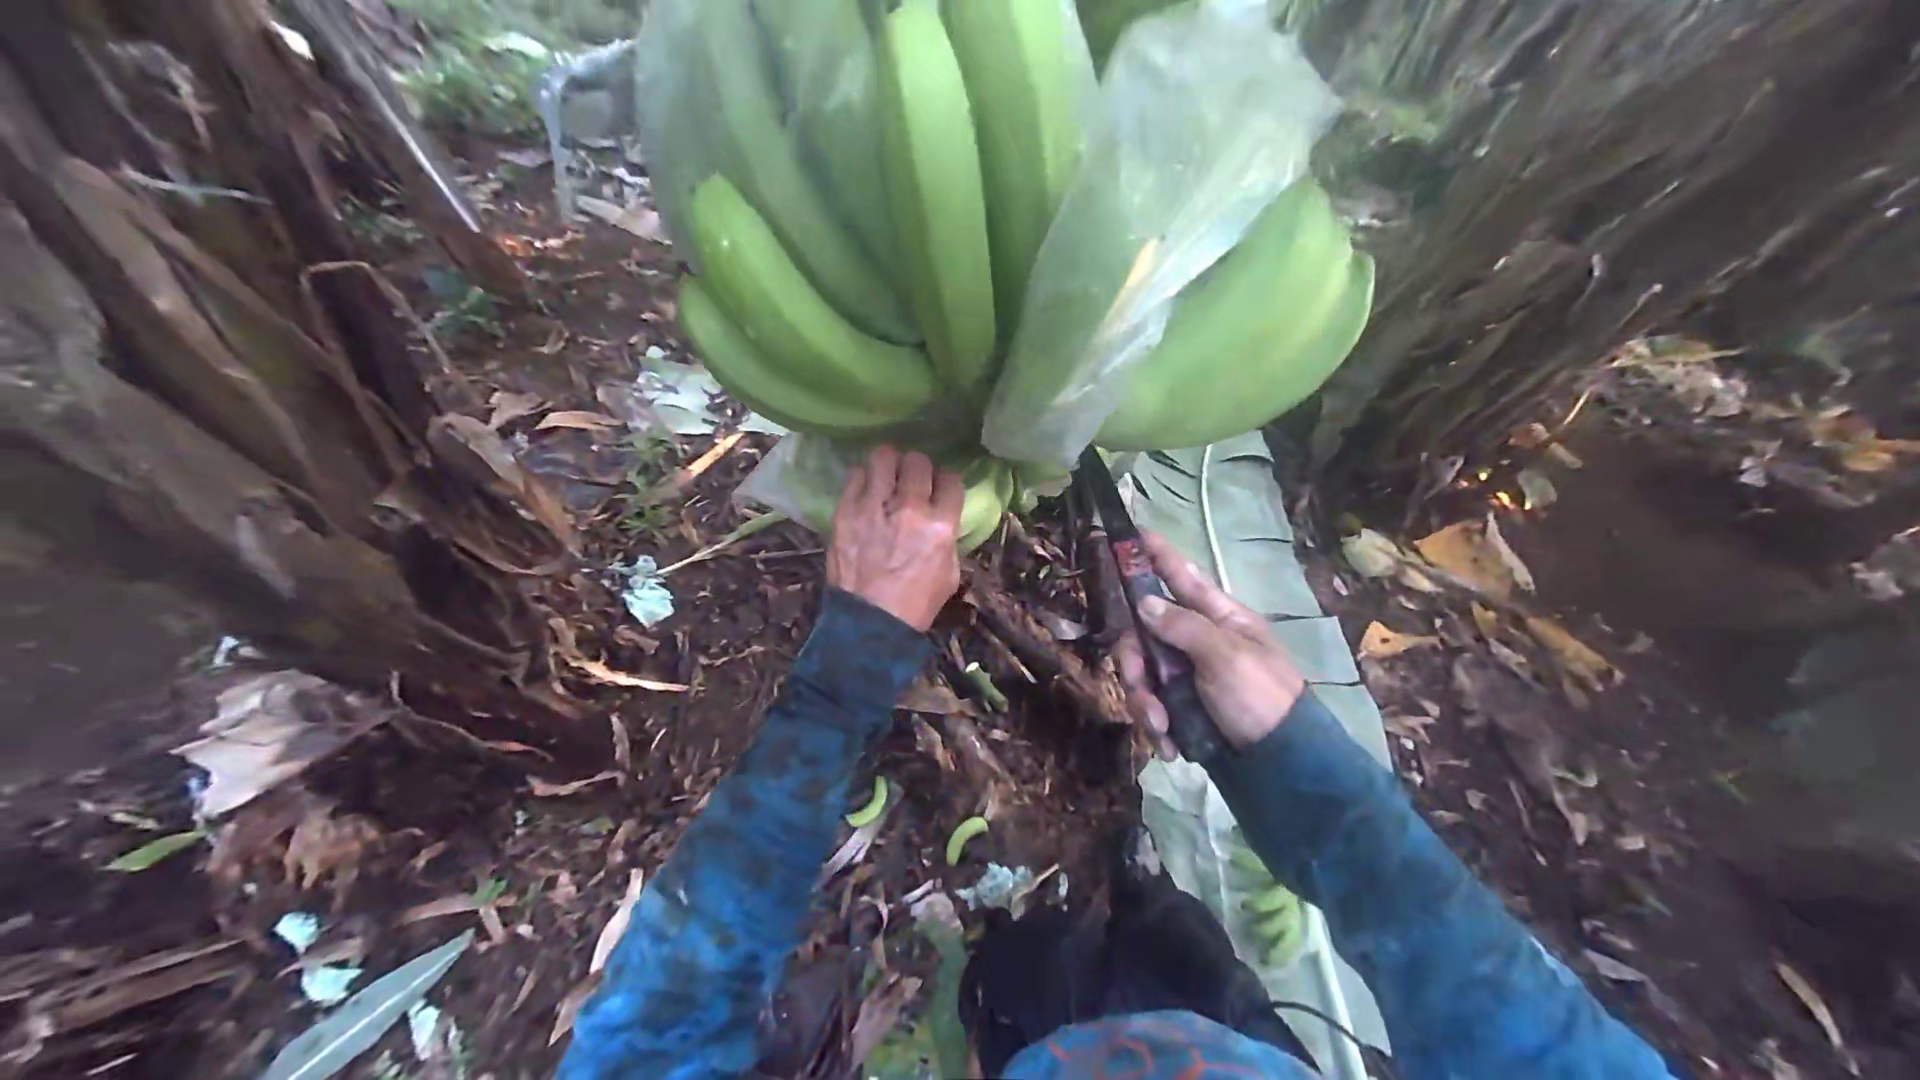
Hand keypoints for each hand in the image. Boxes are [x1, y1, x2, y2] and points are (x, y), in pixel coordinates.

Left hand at [827, 445, 964, 631]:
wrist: (870, 622)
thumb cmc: (916, 604)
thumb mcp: (950, 573)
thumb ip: (948, 538)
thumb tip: (943, 519)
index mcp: (940, 525)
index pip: (951, 480)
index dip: (947, 481)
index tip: (940, 487)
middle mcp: (909, 508)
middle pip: (918, 462)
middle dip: (919, 468)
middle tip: (912, 479)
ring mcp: (873, 507)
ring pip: (883, 457)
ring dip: (889, 464)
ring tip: (887, 475)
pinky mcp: (845, 511)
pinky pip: (855, 475)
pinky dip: (864, 479)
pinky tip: (866, 491)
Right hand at [1114, 532, 1305, 756]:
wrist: (1283, 763)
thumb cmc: (1262, 697)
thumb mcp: (1226, 658)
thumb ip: (1184, 626)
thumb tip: (1143, 601)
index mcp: (1219, 617)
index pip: (1183, 576)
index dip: (1159, 555)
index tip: (1135, 532)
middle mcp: (1197, 638)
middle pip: (1144, 631)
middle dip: (1136, 663)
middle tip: (1140, 686)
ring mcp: (1188, 672)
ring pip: (1143, 670)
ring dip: (1145, 702)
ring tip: (1162, 731)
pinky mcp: (1182, 704)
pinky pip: (1153, 703)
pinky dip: (1157, 725)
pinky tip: (1170, 746)